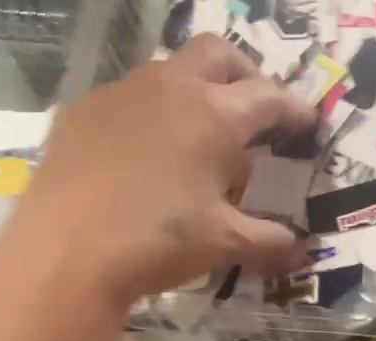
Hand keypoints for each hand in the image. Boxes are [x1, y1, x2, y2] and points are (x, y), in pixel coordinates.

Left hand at [0, 34, 316, 311]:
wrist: (67, 250)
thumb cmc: (159, 242)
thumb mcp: (224, 245)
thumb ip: (268, 242)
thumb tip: (302, 250)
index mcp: (215, 115)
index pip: (269, 98)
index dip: (295, 110)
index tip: (308, 123)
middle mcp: (172, 87)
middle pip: (219, 55)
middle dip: (246, 75)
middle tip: (256, 109)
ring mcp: (122, 92)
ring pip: (171, 71)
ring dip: (197, 91)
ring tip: (201, 136)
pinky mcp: (85, 110)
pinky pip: (130, 98)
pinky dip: (154, 114)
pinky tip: (149, 155)